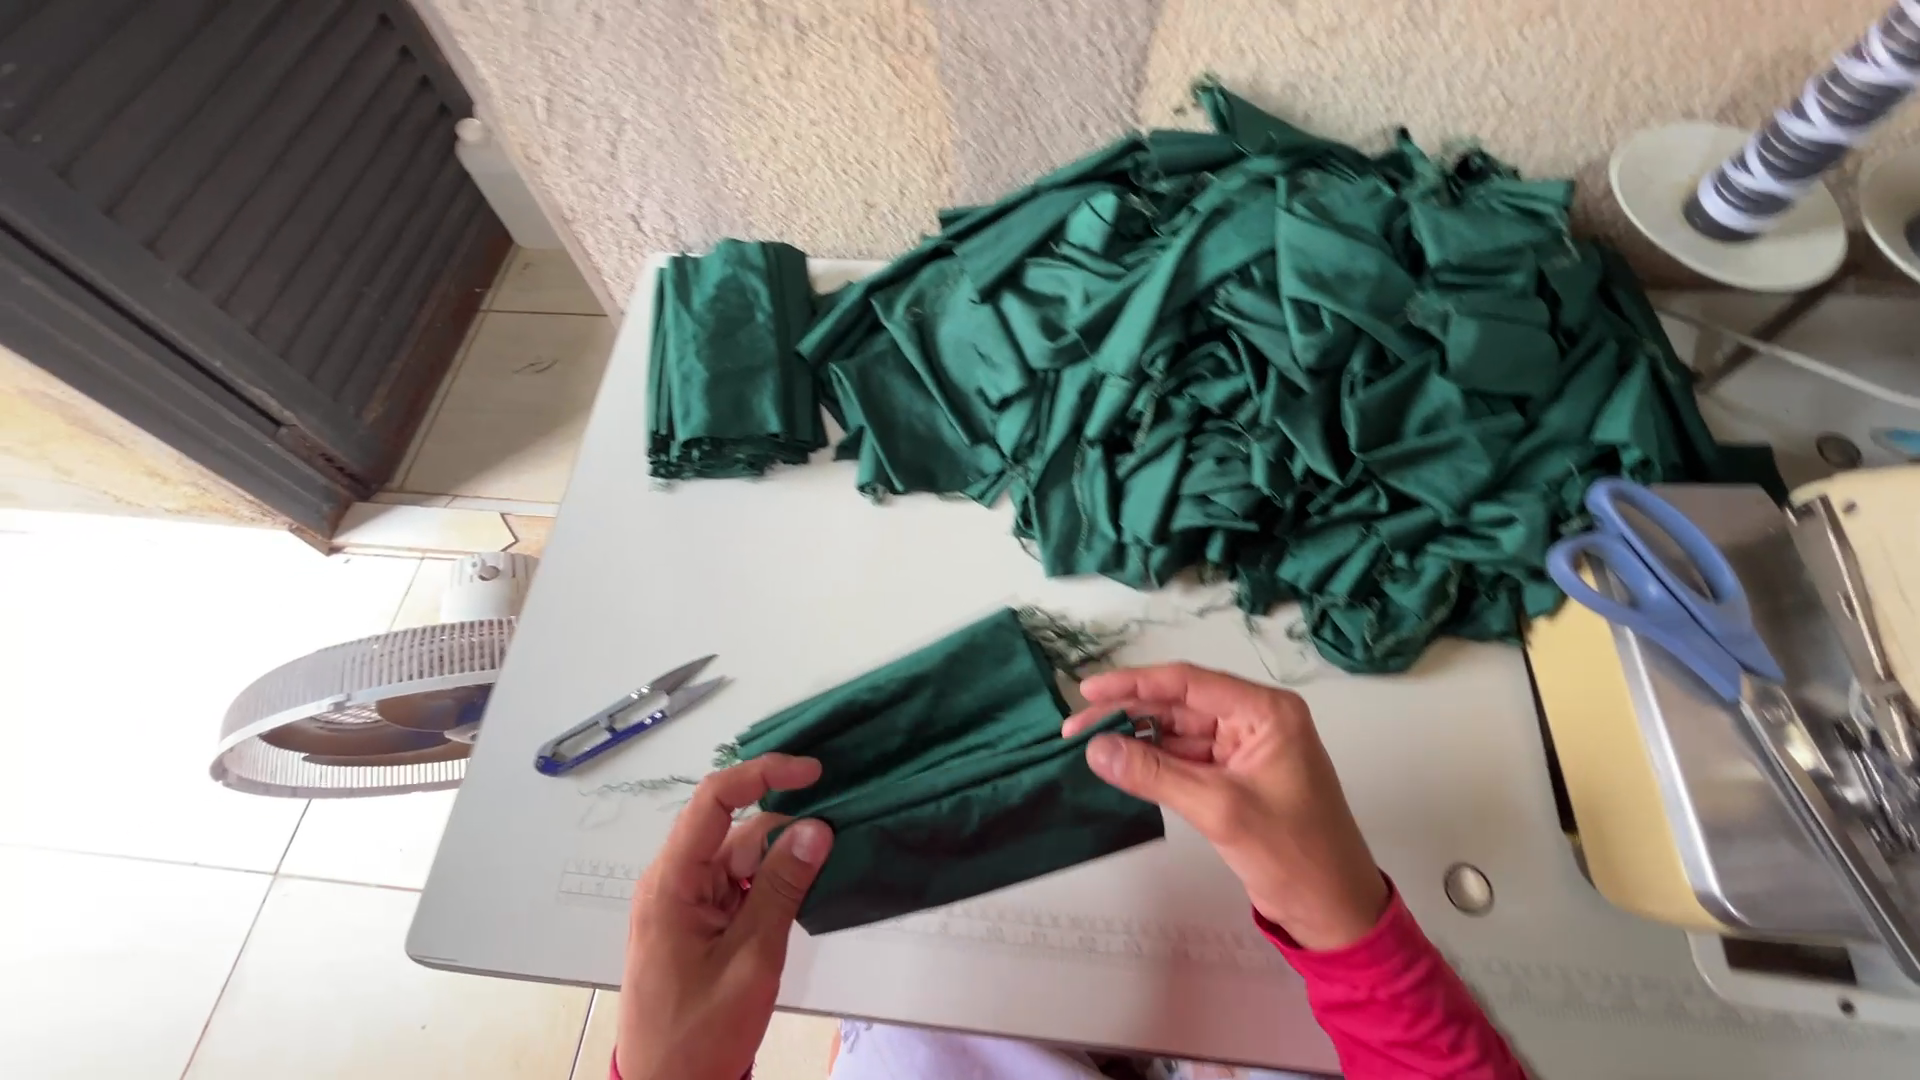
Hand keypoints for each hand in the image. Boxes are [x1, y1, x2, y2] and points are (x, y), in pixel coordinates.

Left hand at [617, 755, 834, 1079]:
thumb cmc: (701, 1033)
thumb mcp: (751, 959)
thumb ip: (783, 887)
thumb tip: (817, 826)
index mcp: (672, 881)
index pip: (714, 801)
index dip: (763, 774)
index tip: (813, 773)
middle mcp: (675, 879)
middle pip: (735, 827)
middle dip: (785, 822)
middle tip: (837, 826)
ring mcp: (688, 899)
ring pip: (743, 854)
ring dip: (783, 855)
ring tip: (829, 858)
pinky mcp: (702, 919)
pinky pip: (741, 880)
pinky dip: (773, 879)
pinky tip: (806, 884)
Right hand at [1064, 663, 1387, 949]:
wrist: (1334, 913)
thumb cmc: (1293, 853)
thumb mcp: (1220, 809)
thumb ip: (1155, 774)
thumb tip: (1094, 749)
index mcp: (1265, 711)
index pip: (1188, 683)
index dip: (1134, 684)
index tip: (1088, 691)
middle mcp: (1252, 719)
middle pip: (1177, 705)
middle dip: (1126, 713)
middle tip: (1075, 727)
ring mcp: (1241, 747)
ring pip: (1175, 731)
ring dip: (1133, 738)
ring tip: (1086, 744)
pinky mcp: (1231, 775)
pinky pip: (1181, 757)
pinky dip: (1150, 761)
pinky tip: (1118, 762)